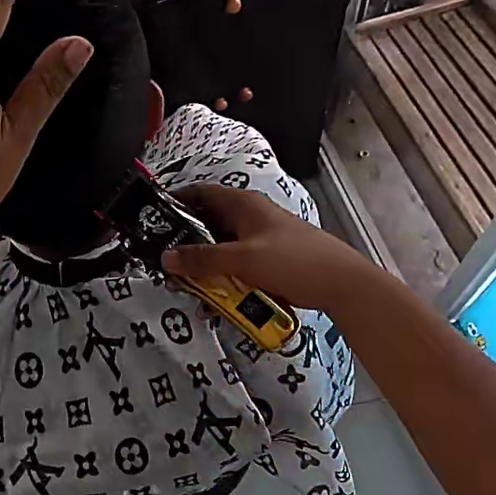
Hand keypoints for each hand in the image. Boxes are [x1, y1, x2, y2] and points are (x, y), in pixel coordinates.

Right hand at [163, 184, 383, 311]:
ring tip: (189, 289)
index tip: (153, 220)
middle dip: (188, 245)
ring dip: (206, 268)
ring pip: (223, 250)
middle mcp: (251, 217)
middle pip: (209, 225)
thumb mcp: (242, 260)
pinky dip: (226, 280)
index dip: (176, 202)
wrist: (342, 284)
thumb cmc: (292, 261)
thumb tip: (166, 257)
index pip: (201, 193)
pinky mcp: (271, 262)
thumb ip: (202, 259)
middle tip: (167, 265)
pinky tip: (217, 301)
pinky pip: (239, 268)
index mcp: (243, 205)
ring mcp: (262, 240)